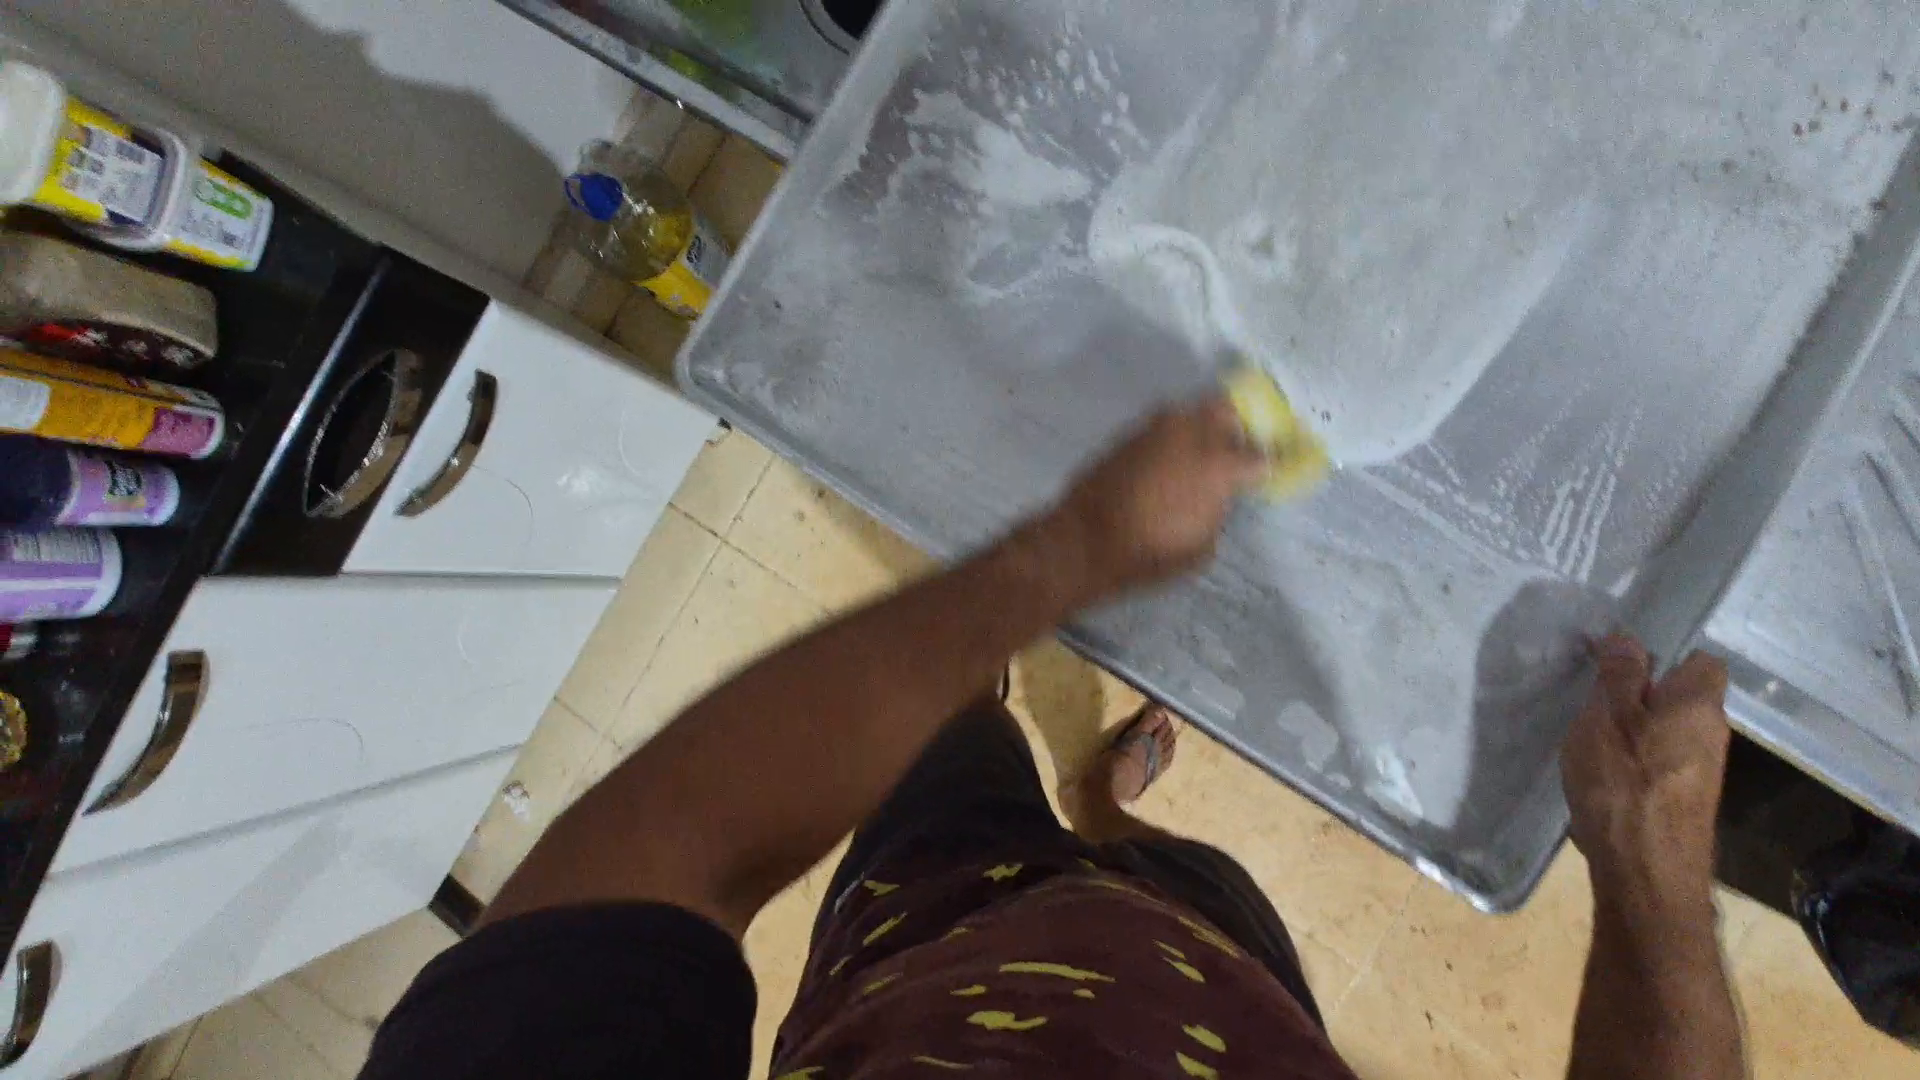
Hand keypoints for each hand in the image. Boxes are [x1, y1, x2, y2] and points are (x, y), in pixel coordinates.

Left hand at [1041, 396, 1267, 597]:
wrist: (1082, 540)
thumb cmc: (1148, 554)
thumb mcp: (1201, 546)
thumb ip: (1216, 510)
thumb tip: (1215, 497)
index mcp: (1219, 464)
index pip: (1260, 455)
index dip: (1270, 463)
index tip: (1273, 468)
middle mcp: (1190, 433)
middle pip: (1226, 410)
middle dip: (1236, 425)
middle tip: (1236, 447)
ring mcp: (1155, 429)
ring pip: (1190, 412)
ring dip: (1200, 426)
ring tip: (1200, 452)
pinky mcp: (1127, 435)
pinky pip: (1160, 427)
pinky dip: (1170, 438)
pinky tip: (1168, 459)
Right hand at [1562, 634, 1730, 915]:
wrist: (1645, 866)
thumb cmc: (1622, 781)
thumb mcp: (1607, 717)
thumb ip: (1618, 676)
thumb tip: (1628, 638)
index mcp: (1698, 707)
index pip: (1699, 662)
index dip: (1660, 654)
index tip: (1614, 660)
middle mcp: (1710, 734)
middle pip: (1679, 696)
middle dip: (1638, 690)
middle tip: (1588, 693)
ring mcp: (1699, 769)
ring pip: (1664, 727)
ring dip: (1630, 724)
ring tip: (1585, 729)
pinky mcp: (1680, 795)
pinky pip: (1657, 756)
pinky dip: (1630, 753)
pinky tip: (1598, 765)